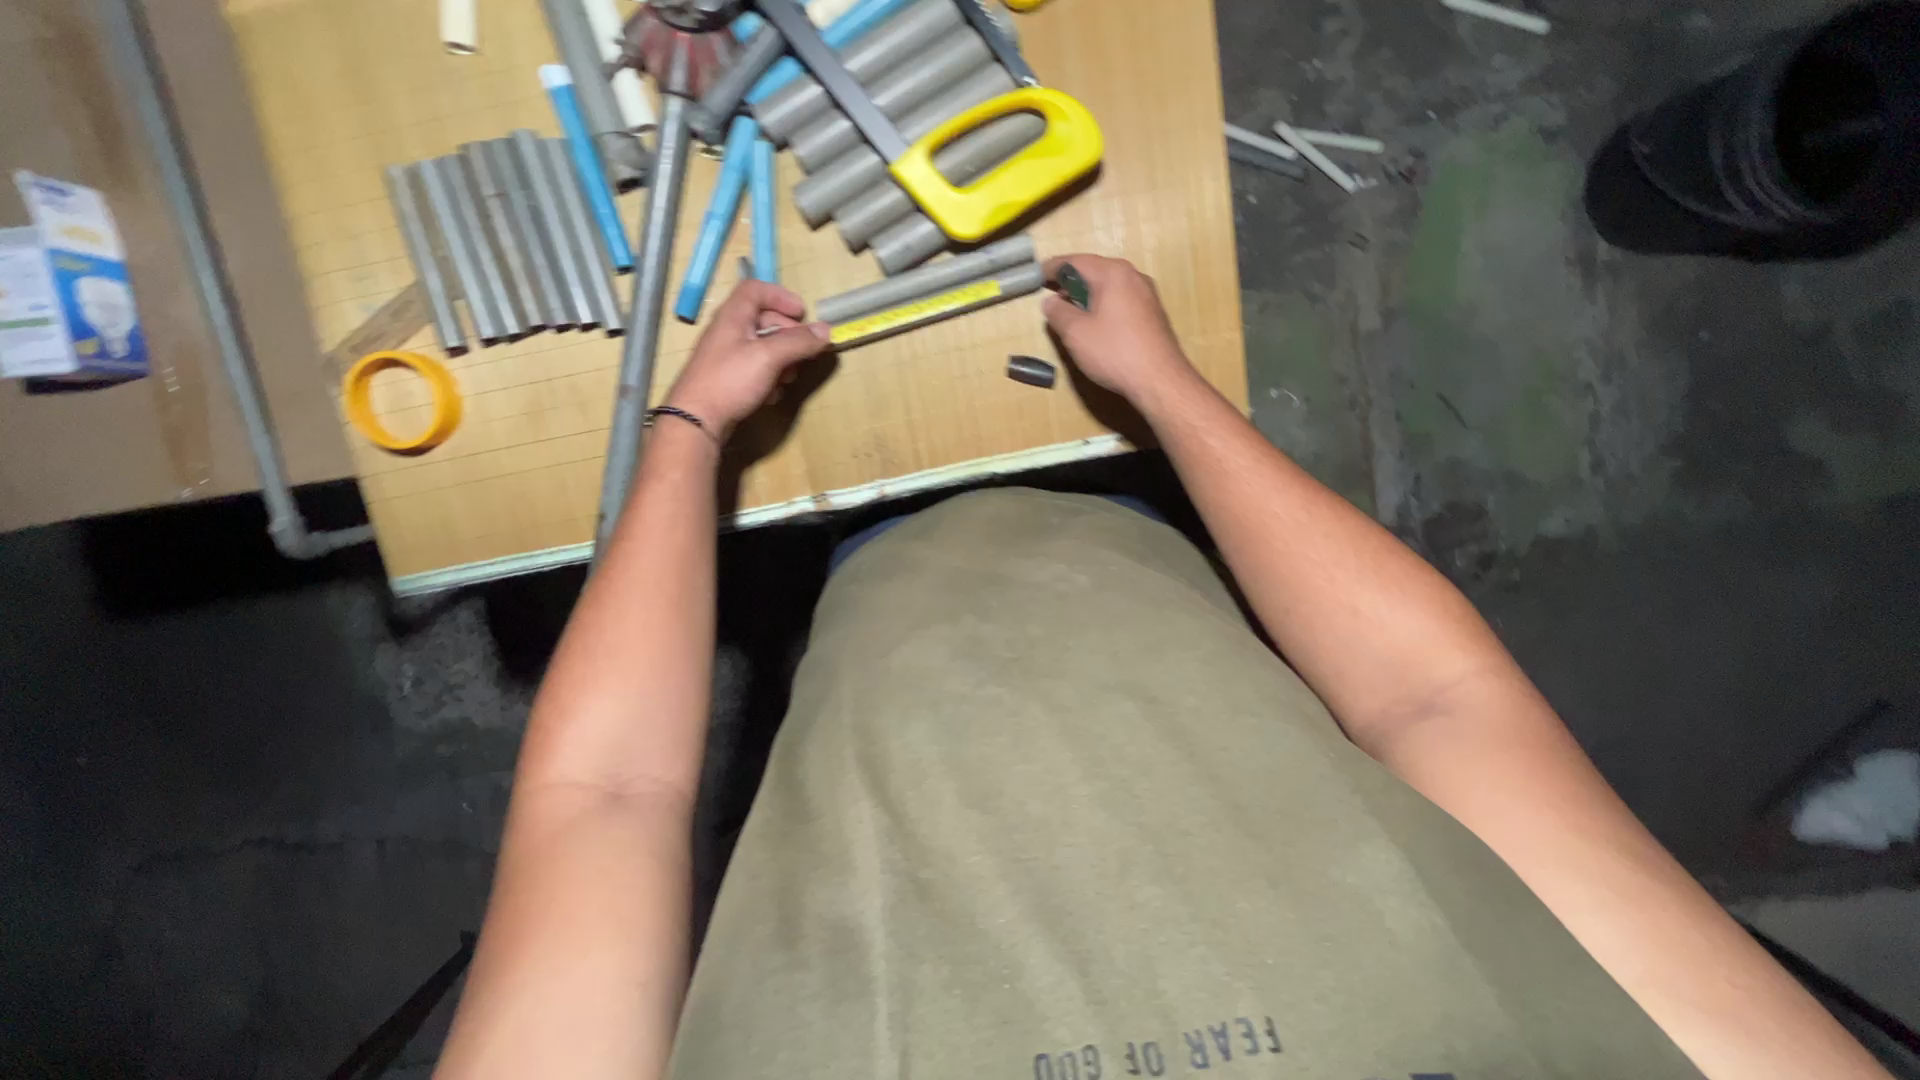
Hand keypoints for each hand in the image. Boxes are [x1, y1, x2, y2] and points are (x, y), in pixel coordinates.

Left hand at [662, 281, 831, 438]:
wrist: (695, 420)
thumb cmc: (730, 380)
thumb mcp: (769, 357)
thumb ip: (798, 342)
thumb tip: (826, 330)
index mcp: (733, 316)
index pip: (756, 289)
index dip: (781, 296)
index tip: (802, 314)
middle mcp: (728, 331)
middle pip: (763, 319)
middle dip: (788, 333)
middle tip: (804, 350)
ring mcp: (727, 356)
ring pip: (762, 347)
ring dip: (782, 358)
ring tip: (789, 376)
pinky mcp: (728, 379)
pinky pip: (755, 369)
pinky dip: (769, 377)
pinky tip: (773, 393)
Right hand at [1041, 255, 1196, 404]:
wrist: (1160, 380)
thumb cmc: (1114, 352)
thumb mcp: (1076, 333)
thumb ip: (1058, 313)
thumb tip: (1050, 302)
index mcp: (1113, 273)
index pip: (1076, 261)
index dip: (1053, 268)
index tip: (1035, 275)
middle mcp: (1133, 276)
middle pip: (1095, 271)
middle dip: (1070, 282)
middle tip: (1051, 294)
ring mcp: (1147, 294)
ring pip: (1109, 286)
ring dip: (1087, 295)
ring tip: (1070, 311)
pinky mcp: (1153, 313)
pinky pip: (1121, 300)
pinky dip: (1103, 305)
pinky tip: (1095, 324)